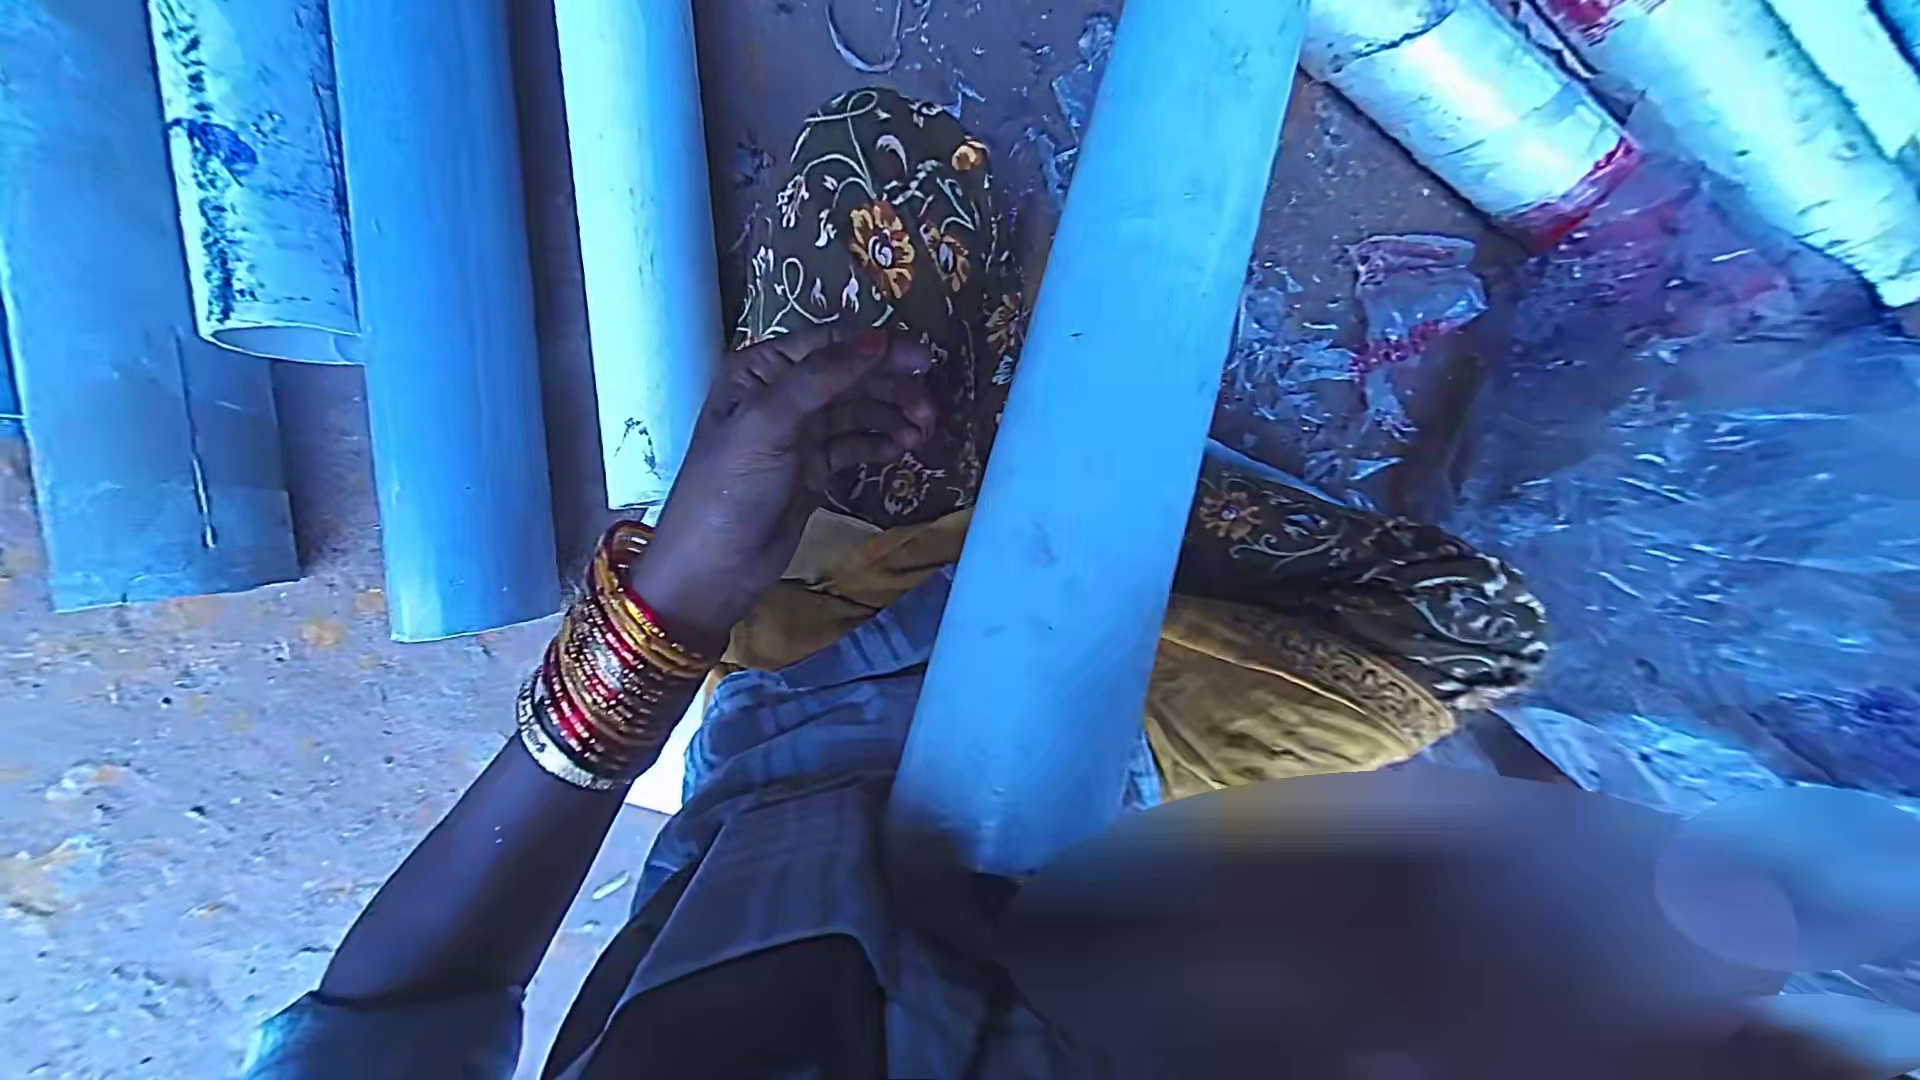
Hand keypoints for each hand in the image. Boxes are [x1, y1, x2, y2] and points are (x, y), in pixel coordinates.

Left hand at [629, 325, 936, 649]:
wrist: (716, 567)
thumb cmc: (730, 489)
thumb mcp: (767, 424)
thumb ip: (820, 378)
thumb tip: (878, 340)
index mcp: (762, 371)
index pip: (830, 345)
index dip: (879, 349)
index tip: (925, 360)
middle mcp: (783, 395)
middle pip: (851, 378)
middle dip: (893, 389)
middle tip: (930, 410)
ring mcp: (801, 434)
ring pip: (859, 412)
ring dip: (893, 418)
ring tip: (921, 435)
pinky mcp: (815, 468)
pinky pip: (856, 445)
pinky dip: (880, 444)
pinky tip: (901, 451)